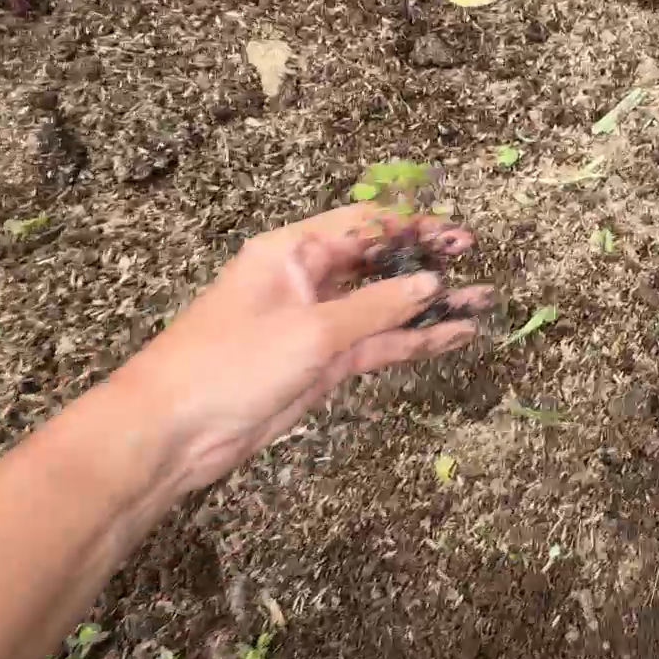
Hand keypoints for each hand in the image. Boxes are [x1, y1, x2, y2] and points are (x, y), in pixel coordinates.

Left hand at [113, 204, 492, 494]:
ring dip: (432, 304)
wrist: (176, 433)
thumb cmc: (230, 362)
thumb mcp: (311, 329)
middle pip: (381, 262)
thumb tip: (432, 282)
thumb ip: (377, 306)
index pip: (364, 225)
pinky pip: (382, 343)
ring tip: (482, 300)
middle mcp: (311, 281)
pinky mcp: (330, 361)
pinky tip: (455, 335)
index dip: (412, 225)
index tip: (456, 234)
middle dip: (428, 260)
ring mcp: (323, 323)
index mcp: (294, 252)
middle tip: (474, 258)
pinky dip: (417, 340)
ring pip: (389, 306)